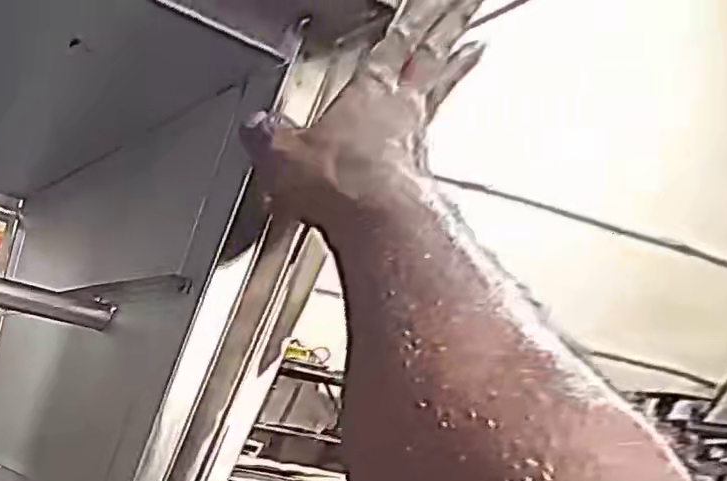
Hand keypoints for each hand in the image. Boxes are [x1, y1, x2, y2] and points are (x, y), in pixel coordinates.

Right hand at [242, 0, 486, 231]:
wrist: (371, 215)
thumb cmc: (336, 179)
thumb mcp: (282, 156)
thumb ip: (269, 137)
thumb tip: (255, 125)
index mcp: (367, 91)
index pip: (390, 47)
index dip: (404, 26)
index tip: (417, 11)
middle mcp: (398, 106)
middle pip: (430, 55)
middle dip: (446, 28)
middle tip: (463, 8)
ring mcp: (413, 137)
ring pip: (439, 89)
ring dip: (456, 68)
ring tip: (471, 52)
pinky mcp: (417, 171)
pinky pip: (430, 136)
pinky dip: (434, 127)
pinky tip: (429, 134)